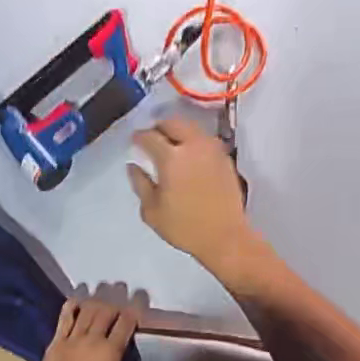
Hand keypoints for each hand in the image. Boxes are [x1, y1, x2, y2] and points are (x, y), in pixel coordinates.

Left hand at [19, 283, 141, 360]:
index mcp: (111, 353)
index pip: (126, 322)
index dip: (135, 308)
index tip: (140, 298)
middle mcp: (93, 340)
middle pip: (107, 310)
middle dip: (116, 297)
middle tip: (122, 289)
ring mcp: (72, 339)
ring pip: (87, 310)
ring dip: (96, 297)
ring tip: (103, 288)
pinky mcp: (56, 342)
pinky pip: (65, 318)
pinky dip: (73, 305)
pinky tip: (77, 298)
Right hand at [127, 118, 261, 273]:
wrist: (225, 237)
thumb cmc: (184, 227)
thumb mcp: (151, 211)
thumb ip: (140, 184)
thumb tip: (134, 166)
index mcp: (171, 158)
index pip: (150, 136)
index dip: (139, 137)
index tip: (134, 141)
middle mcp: (193, 146)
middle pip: (173, 123)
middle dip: (159, 127)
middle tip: (152, 138)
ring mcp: (213, 150)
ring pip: (192, 129)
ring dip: (178, 132)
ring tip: (171, 146)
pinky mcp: (225, 159)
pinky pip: (205, 141)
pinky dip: (194, 142)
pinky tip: (190, 156)